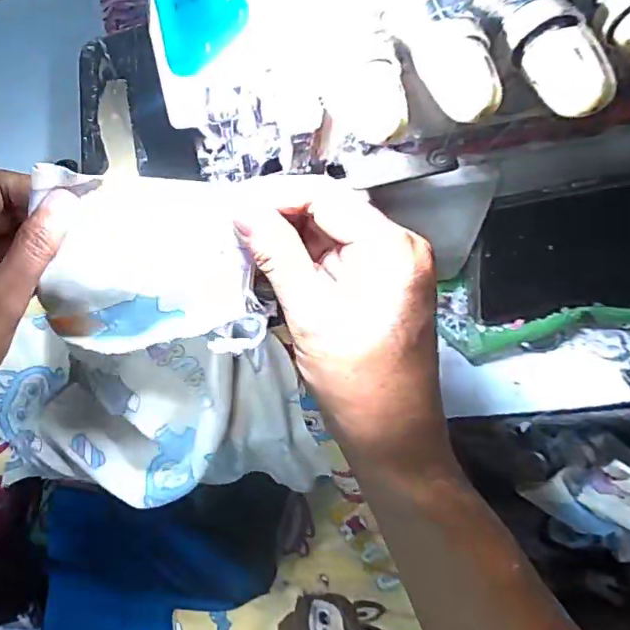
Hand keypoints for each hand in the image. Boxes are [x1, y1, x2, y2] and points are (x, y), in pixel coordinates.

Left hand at [0, 170, 75, 445]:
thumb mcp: (4, 297)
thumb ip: (35, 246)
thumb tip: (66, 200)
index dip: (35, 191)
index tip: (74, 209)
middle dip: (31, 216)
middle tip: (73, 234)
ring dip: (22, 240)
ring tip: (61, 255)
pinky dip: (8, 261)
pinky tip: (36, 275)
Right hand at [234, 177, 450, 472]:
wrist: (393, 434)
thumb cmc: (355, 380)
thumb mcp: (309, 312)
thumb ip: (276, 254)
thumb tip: (242, 211)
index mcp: (390, 247)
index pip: (325, 196)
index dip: (275, 196)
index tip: (233, 209)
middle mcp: (397, 246)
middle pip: (328, 210)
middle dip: (278, 215)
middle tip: (232, 227)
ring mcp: (390, 266)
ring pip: (327, 233)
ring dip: (285, 238)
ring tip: (242, 246)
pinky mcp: (378, 285)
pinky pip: (334, 257)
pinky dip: (300, 259)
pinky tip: (268, 266)